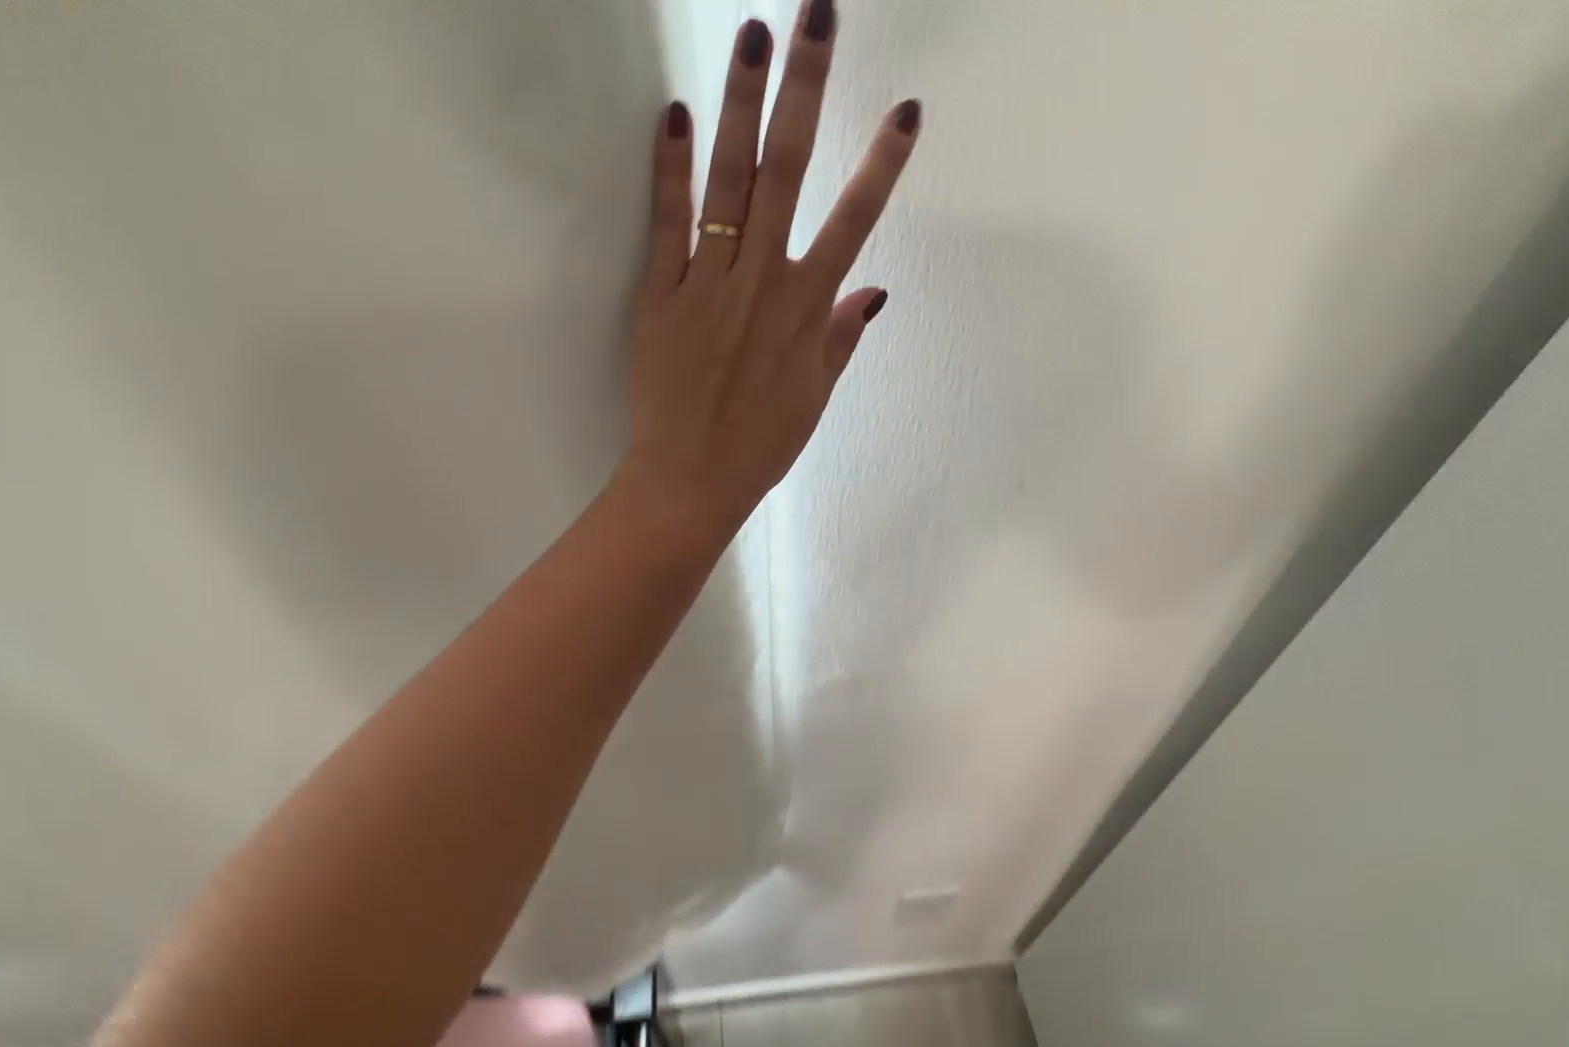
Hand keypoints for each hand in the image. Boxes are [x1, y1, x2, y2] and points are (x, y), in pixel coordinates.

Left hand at [619, 0, 920, 535]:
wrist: (690, 480)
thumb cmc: (759, 444)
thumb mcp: (815, 394)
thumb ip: (842, 335)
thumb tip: (875, 292)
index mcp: (808, 309)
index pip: (856, 220)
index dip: (883, 164)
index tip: (906, 111)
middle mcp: (764, 283)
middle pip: (790, 171)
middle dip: (807, 88)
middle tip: (815, 17)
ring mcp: (711, 284)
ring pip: (730, 181)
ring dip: (742, 104)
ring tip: (752, 37)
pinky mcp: (662, 295)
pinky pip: (669, 222)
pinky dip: (669, 168)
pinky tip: (674, 114)